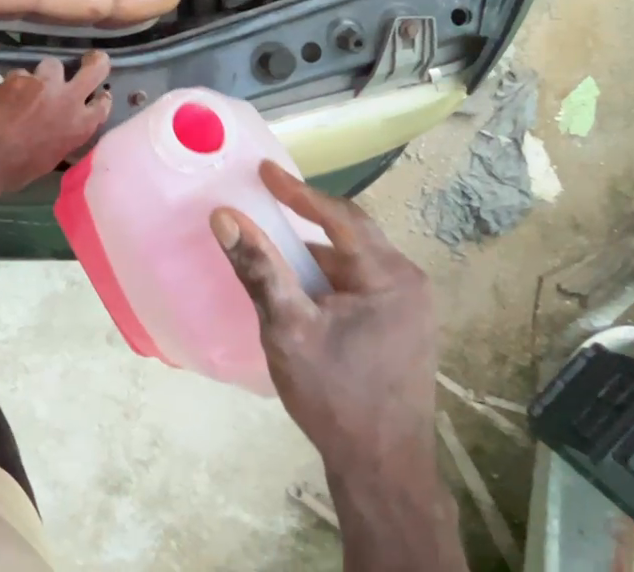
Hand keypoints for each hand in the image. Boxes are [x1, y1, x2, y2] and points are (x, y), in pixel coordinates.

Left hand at [0, 51, 111, 194]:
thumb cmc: (21, 167)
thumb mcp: (53, 155)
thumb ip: (64, 134)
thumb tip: (60, 128)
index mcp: (81, 125)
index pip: (103, 103)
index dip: (101, 97)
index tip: (98, 94)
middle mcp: (69, 99)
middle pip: (95, 68)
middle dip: (95, 61)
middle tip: (90, 59)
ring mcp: (44, 84)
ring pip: (52, 64)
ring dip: (43, 74)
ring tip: (30, 85)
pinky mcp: (20, 78)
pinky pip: (21, 74)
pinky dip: (15, 83)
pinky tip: (4, 95)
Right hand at [211, 162, 437, 476]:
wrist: (381, 464)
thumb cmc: (334, 392)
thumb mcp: (287, 327)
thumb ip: (259, 268)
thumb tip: (224, 216)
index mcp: (390, 277)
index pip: (340, 216)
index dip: (297, 191)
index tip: (261, 170)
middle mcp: (409, 284)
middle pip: (350, 235)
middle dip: (304, 218)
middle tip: (264, 201)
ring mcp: (409, 309)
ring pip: (352, 261)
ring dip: (312, 252)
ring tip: (272, 248)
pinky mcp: (400, 329)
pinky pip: (357, 284)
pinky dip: (323, 277)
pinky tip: (297, 289)